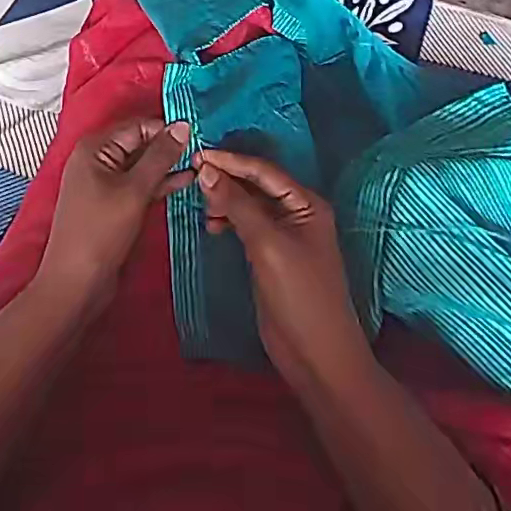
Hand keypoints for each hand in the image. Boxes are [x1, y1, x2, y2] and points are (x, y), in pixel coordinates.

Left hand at [36, 119, 190, 311]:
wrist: (77, 282)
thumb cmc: (101, 231)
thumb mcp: (134, 190)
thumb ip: (160, 156)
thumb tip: (182, 125)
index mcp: (95, 147)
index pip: (138, 126)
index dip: (167, 129)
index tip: (199, 135)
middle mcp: (97, 158)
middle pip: (139, 143)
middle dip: (169, 147)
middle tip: (205, 151)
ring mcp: (104, 181)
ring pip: (142, 165)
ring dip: (168, 166)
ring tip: (201, 166)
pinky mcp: (114, 202)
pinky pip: (139, 184)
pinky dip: (159, 183)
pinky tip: (185, 182)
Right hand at [195, 149, 369, 385]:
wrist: (317, 355)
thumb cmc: (299, 294)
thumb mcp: (267, 244)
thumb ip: (237, 204)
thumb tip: (207, 171)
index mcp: (306, 203)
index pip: (263, 170)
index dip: (230, 161)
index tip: (197, 155)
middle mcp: (296, 213)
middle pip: (255, 184)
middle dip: (225, 180)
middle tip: (193, 180)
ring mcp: (283, 234)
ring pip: (247, 204)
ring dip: (224, 201)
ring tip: (203, 209)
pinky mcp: (270, 254)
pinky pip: (244, 224)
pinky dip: (227, 220)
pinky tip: (212, 226)